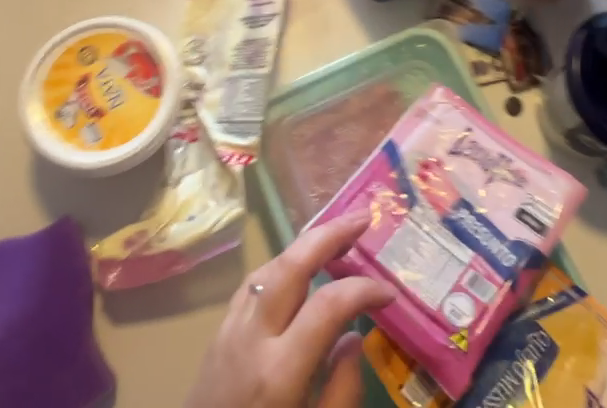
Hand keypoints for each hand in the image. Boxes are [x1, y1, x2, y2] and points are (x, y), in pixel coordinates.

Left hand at [183, 208, 396, 407]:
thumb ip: (342, 388)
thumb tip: (355, 337)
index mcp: (280, 371)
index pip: (328, 305)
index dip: (363, 290)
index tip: (389, 293)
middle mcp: (252, 339)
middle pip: (290, 266)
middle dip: (328, 235)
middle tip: (363, 217)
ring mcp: (229, 331)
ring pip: (268, 268)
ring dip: (304, 246)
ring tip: (337, 236)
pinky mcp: (217, 333)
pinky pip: (252, 285)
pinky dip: (280, 266)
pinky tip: (298, 269)